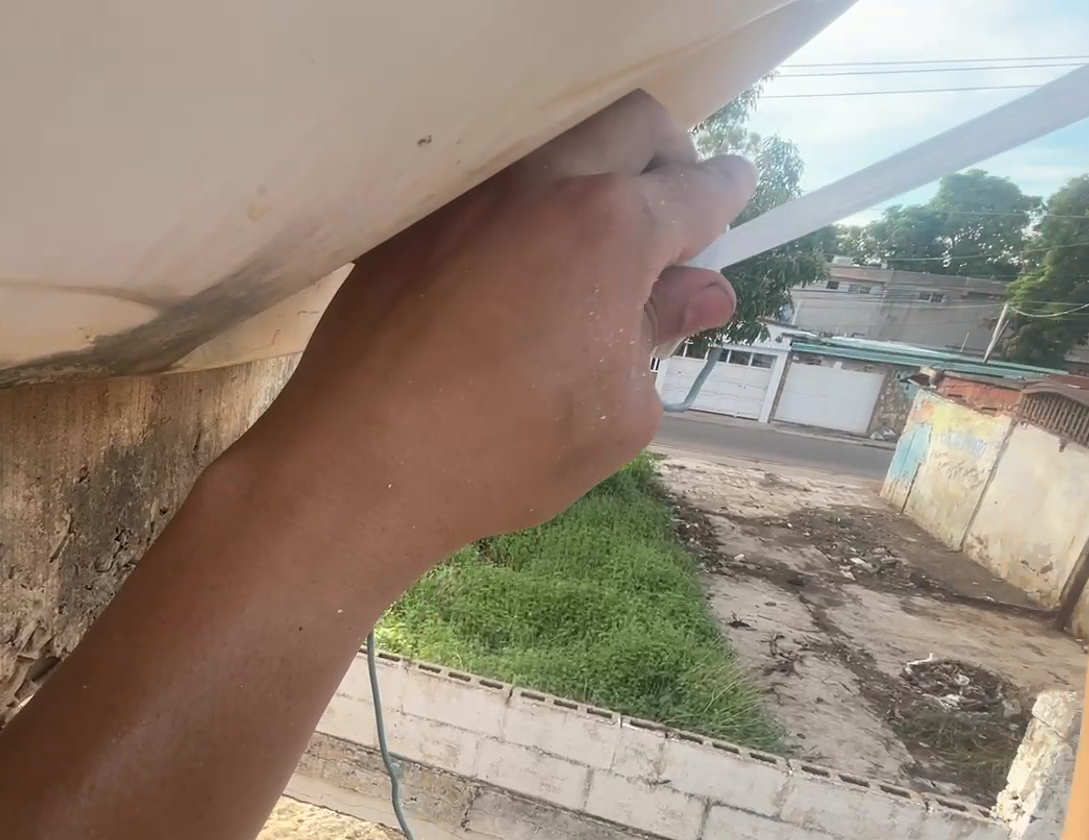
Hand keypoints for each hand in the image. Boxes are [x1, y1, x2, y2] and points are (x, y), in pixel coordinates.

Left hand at [229, 91, 754, 566]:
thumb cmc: (499, 457)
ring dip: (586, 178)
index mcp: (610, 230)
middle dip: (666, 160)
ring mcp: (460, 200)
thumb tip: (701, 292)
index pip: (698, 190)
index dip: (726, 202)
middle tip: (661, 220)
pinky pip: (478, 193)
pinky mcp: (404, 228)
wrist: (360, 466)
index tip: (728, 210)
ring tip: (581, 254)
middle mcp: (536, 188)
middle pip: (631, 125)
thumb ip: (659, 339)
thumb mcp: (615, 418)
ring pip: (549, 148)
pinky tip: (501, 276)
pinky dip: (514, 214)